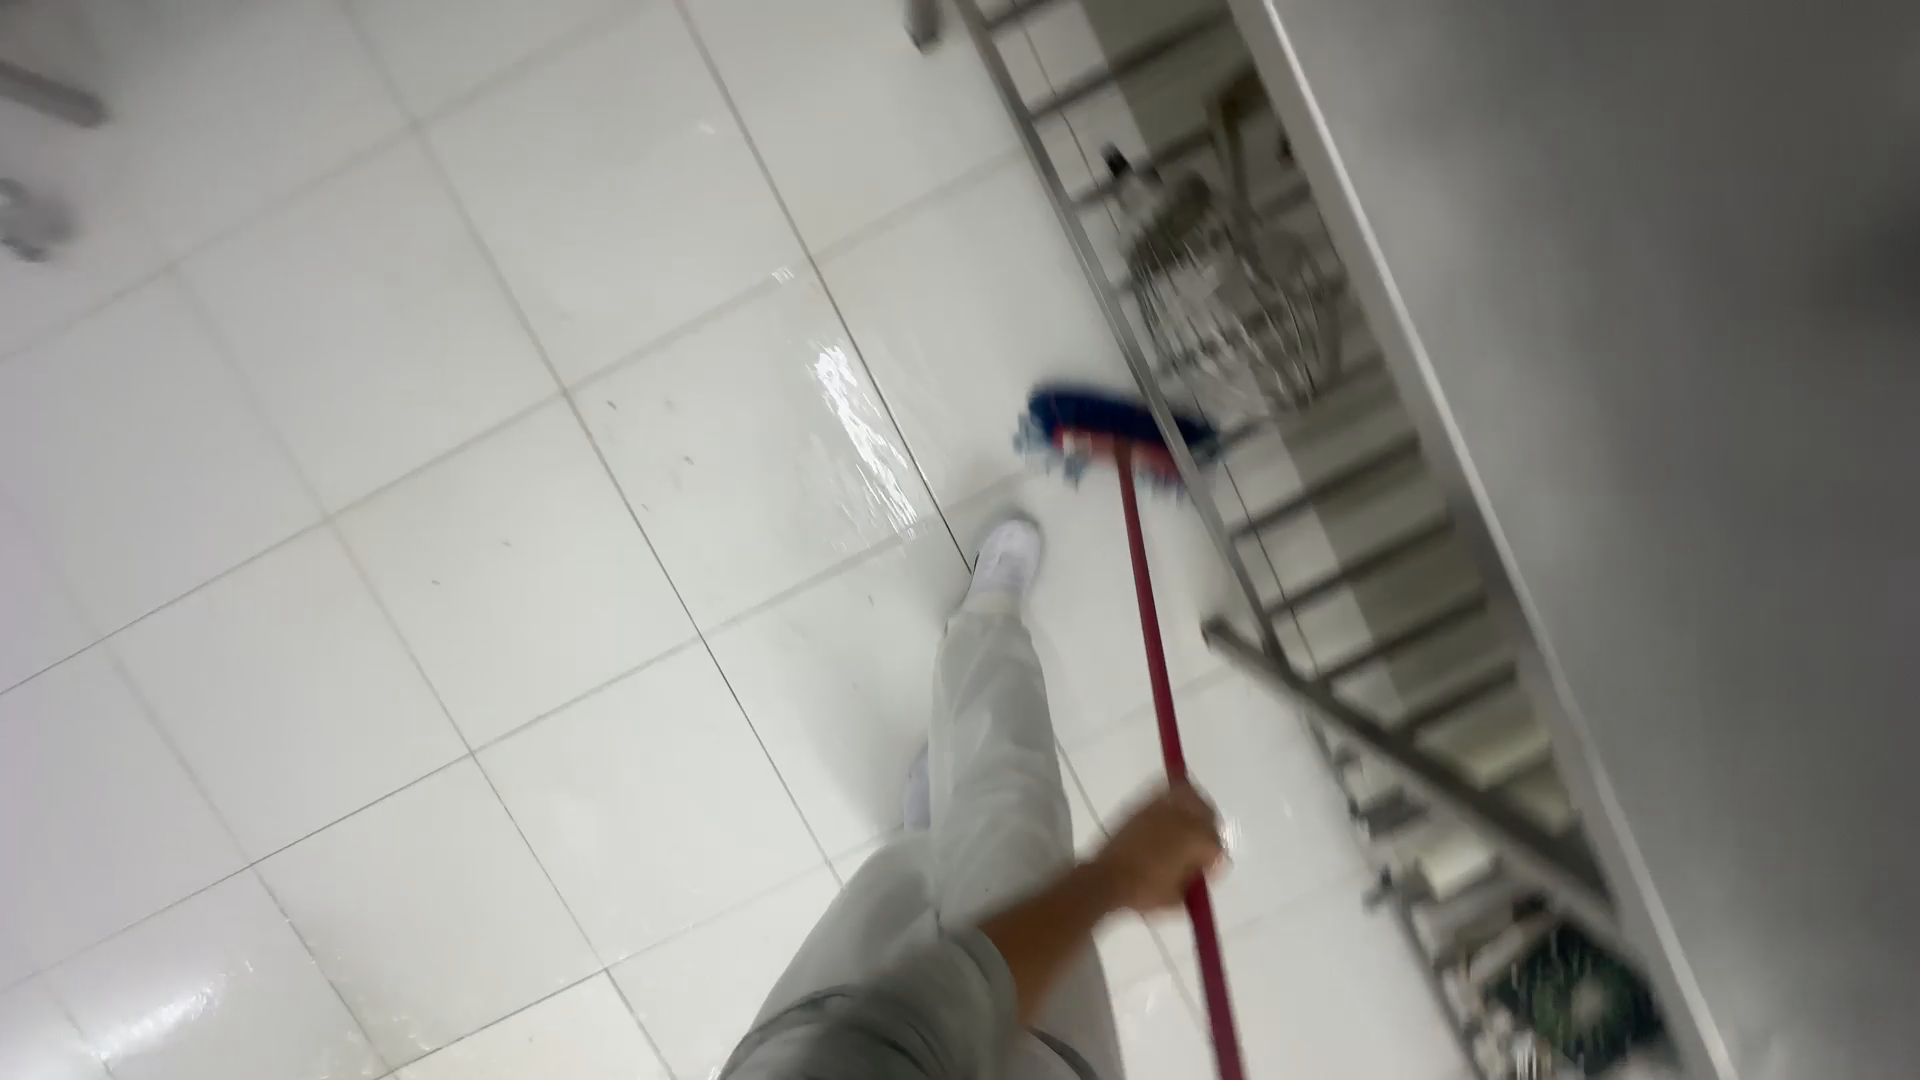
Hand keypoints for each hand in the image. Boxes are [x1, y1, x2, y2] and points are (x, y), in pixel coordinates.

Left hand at [1086, 783, 1224, 913]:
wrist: (1107, 877)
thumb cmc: (1144, 891)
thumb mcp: (1178, 897)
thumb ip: (1197, 880)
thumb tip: (1203, 869)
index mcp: (1194, 842)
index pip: (1216, 844)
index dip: (1213, 859)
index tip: (1205, 868)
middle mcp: (1181, 819)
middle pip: (1207, 812)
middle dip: (1209, 827)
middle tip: (1203, 842)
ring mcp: (1160, 809)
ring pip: (1189, 795)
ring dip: (1195, 806)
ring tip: (1191, 821)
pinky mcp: (1143, 805)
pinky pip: (1164, 792)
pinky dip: (1172, 795)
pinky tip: (1171, 808)